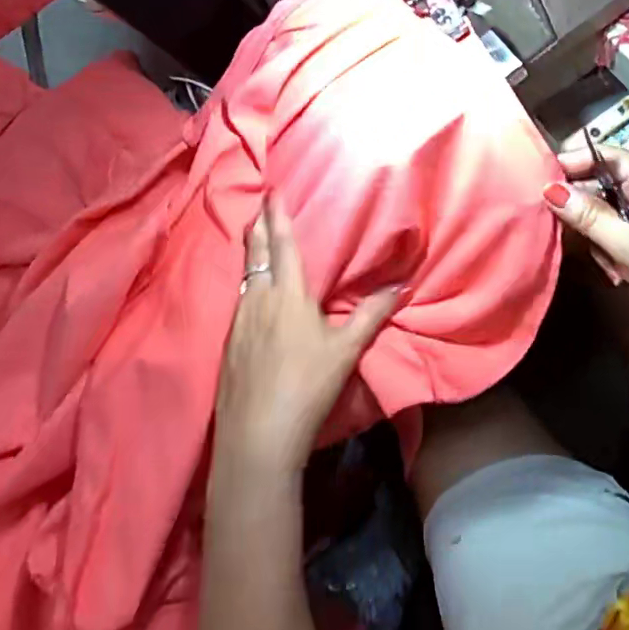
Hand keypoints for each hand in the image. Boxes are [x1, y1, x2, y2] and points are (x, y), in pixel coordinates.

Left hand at [214, 196, 401, 475]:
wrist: (257, 437)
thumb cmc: (308, 386)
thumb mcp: (346, 350)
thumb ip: (372, 315)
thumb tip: (401, 286)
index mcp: (288, 295)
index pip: (282, 245)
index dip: (277, 217)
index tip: (272, 192)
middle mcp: (259, 301)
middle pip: (255, 254)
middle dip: (257, 227)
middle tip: (257, 207)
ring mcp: (238, 323)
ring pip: (244, 277)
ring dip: (250, 254)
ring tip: (254, 241)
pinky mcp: (227, 346)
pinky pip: (238, 302)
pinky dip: (246, 284)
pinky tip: (250, 295)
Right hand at [543, 143, 628, 330]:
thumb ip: (589, 218)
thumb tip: (548, 189)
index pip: (599, 154)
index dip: (567, 166)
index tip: (536, 188)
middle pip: (598, 182)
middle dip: (585, 214)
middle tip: (581, 244)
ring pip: (604, 209)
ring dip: (599, 237)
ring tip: (612, 268)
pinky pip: (618, 226)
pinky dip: (612, 248)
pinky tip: (619, 272)